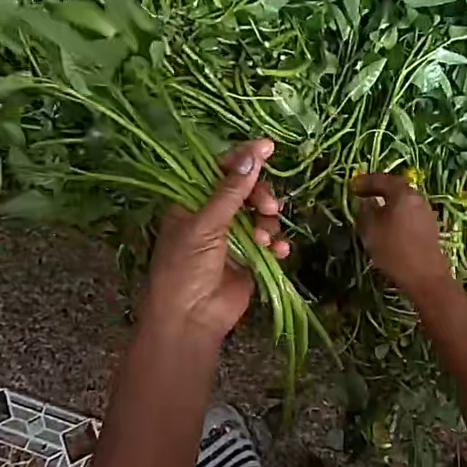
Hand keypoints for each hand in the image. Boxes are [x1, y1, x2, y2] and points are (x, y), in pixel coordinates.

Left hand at [141, 139, 287, 347]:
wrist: (191, 318)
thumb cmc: (185, 268)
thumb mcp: (205, 224)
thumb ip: (231, 190)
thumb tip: (254, 153)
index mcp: (192, 201)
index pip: (220, 169)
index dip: (243, 157)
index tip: (268, 147)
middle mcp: (213, 214)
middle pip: (246, 189)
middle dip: (261, 196)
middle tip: (269, 207)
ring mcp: (233, 236)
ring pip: (262, 214)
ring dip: (268, 222)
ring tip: (265, 238)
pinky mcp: (251, 257)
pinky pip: (271, 240)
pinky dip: (278, 243)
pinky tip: (280, 251)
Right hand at [352, 171, 453, 299]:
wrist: (426, 277)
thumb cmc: (394, 251)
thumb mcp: (371, 230)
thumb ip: (365, 211)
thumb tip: (365, 202)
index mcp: (403, 193)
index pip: (382, 179)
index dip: (365, 181)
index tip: (351, 186)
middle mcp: (418, 198)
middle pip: (396, 188)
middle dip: (378, 189)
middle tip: (362, 194)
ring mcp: (426, 212)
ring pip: (404, 201)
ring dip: (388, 202)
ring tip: (373, 209)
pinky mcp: (430, 227)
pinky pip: (410, 213)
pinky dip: (397, 213)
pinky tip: (389, 224)